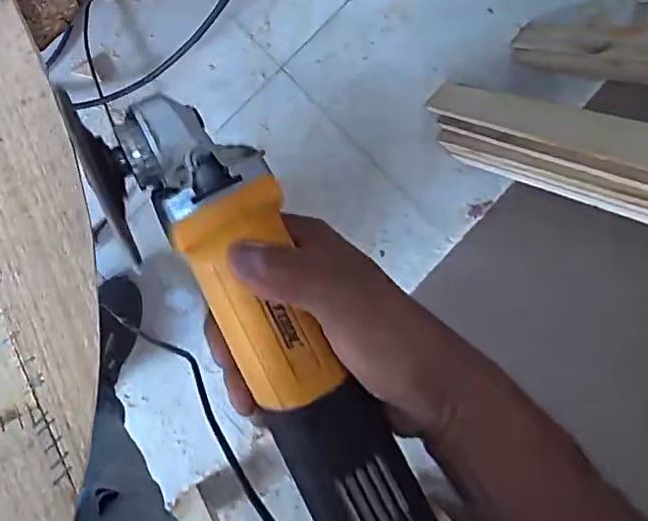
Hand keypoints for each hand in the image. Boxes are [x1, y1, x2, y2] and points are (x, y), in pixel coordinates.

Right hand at [204, 214, 480, 438]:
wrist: (432, 394)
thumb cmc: (385, 333)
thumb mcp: (337, 295)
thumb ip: (289, 272)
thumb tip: (234, 253)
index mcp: (307, 246)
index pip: (250, 239)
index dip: (224, 265)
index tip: (215, 307)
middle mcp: (301, 273)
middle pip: (244, 292)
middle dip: (230, 332)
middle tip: (229, 366)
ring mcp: (306, 315)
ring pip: (255, 331)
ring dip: (242, 364)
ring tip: (247, 401)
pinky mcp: (312, 352)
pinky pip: (272, 360)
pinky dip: (261, 382)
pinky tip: (261, 408)